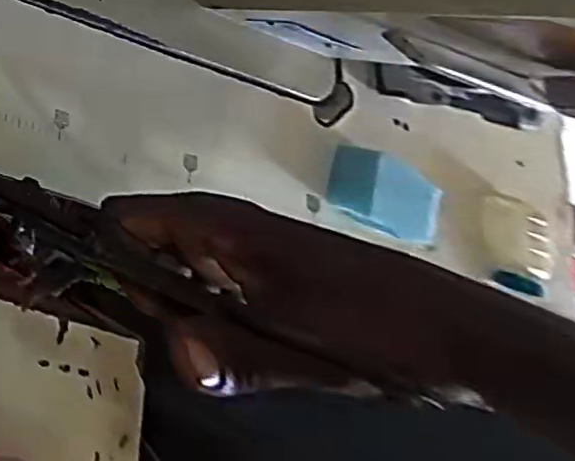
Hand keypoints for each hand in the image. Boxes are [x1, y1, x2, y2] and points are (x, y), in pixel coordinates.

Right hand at [105, 192, 473, 395]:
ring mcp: (234, 238)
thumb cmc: (372, 321)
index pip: (119, 219)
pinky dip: (200, 302)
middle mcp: (211, 219)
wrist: (464, 332)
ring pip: (169, 260)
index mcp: (206, 219)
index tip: (131, 302)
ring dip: (174, 298)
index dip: (110, 257)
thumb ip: (232, 352)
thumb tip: (175, 355)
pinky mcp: (255, 260)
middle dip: (146, 287)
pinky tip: (232, 333)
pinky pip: (199, 272)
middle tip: (182, 330)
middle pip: (138, 242)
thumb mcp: (299, 345)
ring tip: (209, 337)